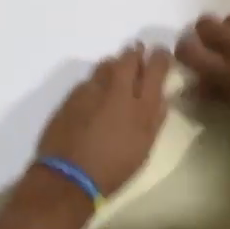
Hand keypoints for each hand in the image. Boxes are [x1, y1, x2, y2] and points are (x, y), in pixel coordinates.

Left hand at [35, 43, 173, 193]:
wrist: (69, 176)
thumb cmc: (113, 169)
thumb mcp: (144, 148)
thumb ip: (154, 120)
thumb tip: (160, 100)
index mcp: (142, 106)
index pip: (156, 68)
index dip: (160, 57)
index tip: (160, 54)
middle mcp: (118, 91)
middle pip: (129, 58)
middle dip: (135, 53)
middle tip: (138, 52)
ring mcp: (92, 90)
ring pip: (107, 64)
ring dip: (115, 64)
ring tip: (117, 70)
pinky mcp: (72, 95)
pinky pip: (89, 79)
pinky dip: (96, 81)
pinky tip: (96, 91)